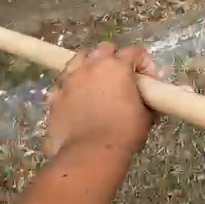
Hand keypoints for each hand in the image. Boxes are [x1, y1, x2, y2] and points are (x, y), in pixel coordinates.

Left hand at [45, 42, 159, 158]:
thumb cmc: (124, 132)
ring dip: (89, 66)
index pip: (134, 51)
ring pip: (78, 59)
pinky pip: (62, 84)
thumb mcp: (146, 114)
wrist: (89, 154)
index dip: (145, 62)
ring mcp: (70, 80)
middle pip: (103, 49)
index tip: (149, 79)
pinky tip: (76, 99)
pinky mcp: (55, 97)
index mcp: (117, 66)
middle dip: (114, 57)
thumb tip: (149, 100)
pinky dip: (70, 88)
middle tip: (121, 76)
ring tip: (95, 82)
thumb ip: (146, 99)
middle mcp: (92, 67)